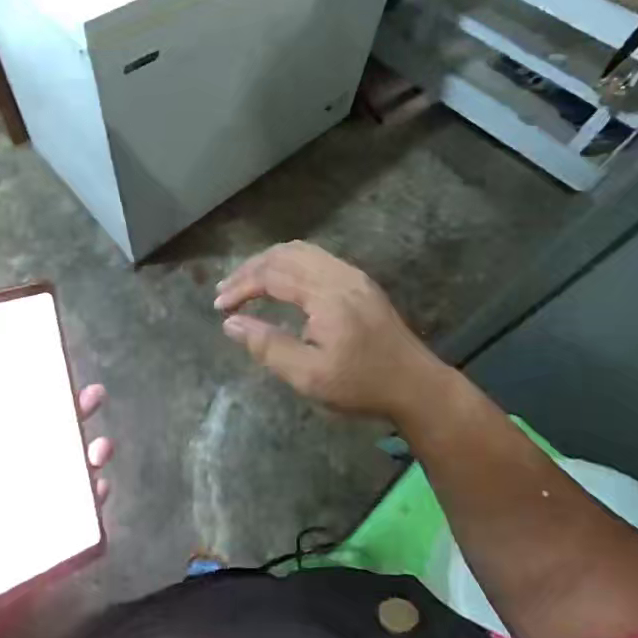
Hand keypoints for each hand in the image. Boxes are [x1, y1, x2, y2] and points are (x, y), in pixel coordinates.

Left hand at [0, 384, 111, 637]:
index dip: (16, 397)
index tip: (37, 370)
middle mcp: (0, 486)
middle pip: (38, 442)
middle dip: (65, 417)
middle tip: (89, 396)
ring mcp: (25, 516)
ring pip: (62, 474)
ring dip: (85, 454)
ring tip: (102, 442)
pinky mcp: (44, 548)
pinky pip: (74, 519)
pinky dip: (91, 502)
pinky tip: (101, 488)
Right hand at [214, 241, 446, 421]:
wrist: (417, 386)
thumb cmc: (361, 386)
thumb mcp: (309, 376)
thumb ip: (268, 346)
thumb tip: (231, 323)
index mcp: (327, 296)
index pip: (272, 276)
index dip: (241, 287)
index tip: (219, 307)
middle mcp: (339, 275)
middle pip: (284, 255)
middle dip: (249, 270)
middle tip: (225, 292)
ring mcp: (352, 275)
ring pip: (300, 251)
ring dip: (268, 263)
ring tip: (246, 283)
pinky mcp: (359, 282)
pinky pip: (315, 258)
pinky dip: (288, 263)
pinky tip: (279, 281)